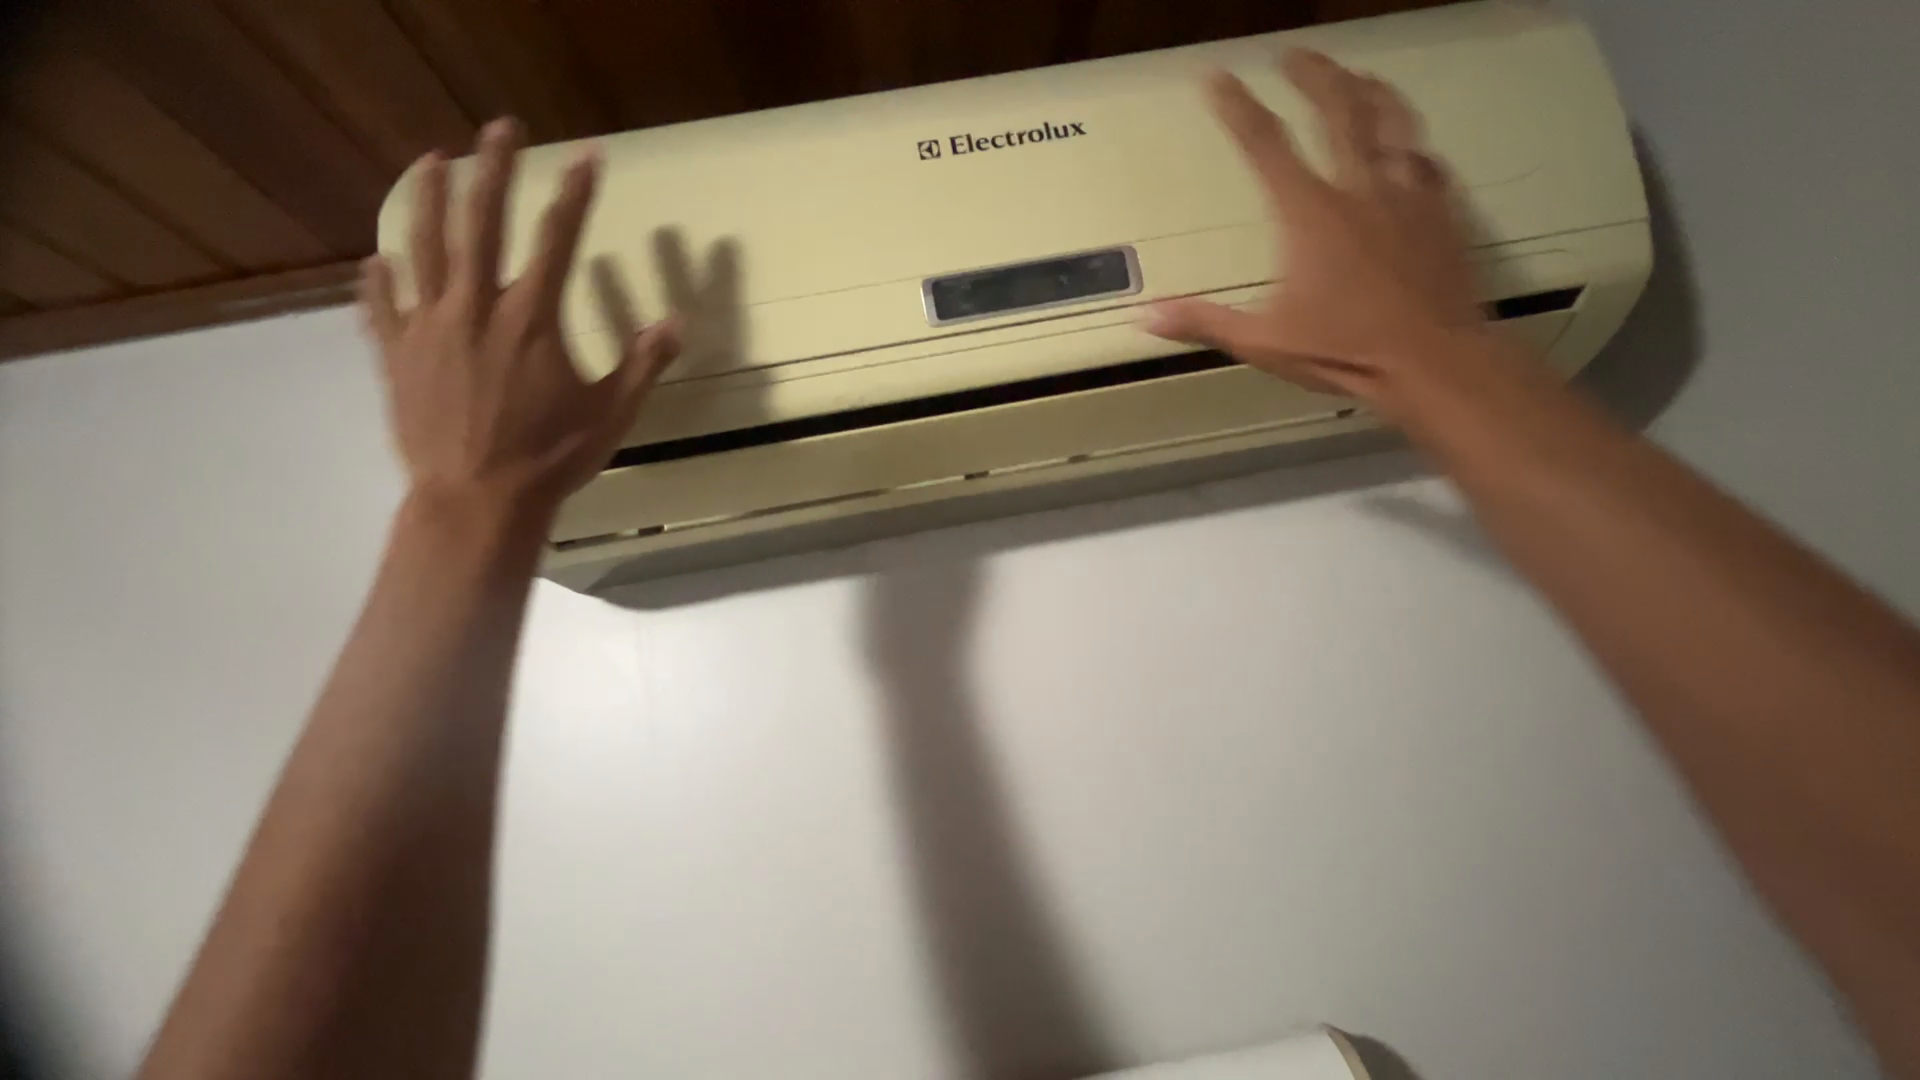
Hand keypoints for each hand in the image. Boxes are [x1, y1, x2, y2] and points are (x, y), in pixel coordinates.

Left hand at [360, 119, 679, 520]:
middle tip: (502, 129)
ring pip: (422, 247)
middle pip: (482, 222)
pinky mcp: (396, 355)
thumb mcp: (613, 414)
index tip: (587, 154)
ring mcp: (428, 327)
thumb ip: (643, 363)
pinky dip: (378, 278)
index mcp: (532, 319)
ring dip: (427, 199)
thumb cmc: (551, 457)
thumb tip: (676, 321)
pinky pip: (380, 305)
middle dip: (494, 169)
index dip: (574, 193)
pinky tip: (377, 259)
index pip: (557, 239)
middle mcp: (475, 307)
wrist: (476, 500)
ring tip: (430, 161)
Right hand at [1146, 50, 1483, 410]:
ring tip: (1356, 75)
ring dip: (1370, 90)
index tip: (1217, 74)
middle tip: (1293, 53)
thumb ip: (1203, 322)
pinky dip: (1412, 144)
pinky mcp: (1442, 212)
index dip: (1237, 107)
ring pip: (1391, 121)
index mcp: (1309, 214)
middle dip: (1313, 73)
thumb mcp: (1262, 342)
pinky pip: (1428, 161)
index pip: (1265, 145)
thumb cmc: (1343, 351)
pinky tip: (1409, 145)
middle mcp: (1358, 188)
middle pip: (1337, 109)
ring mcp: (1406, 194)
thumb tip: (1144, 316)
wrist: (1433, 361)